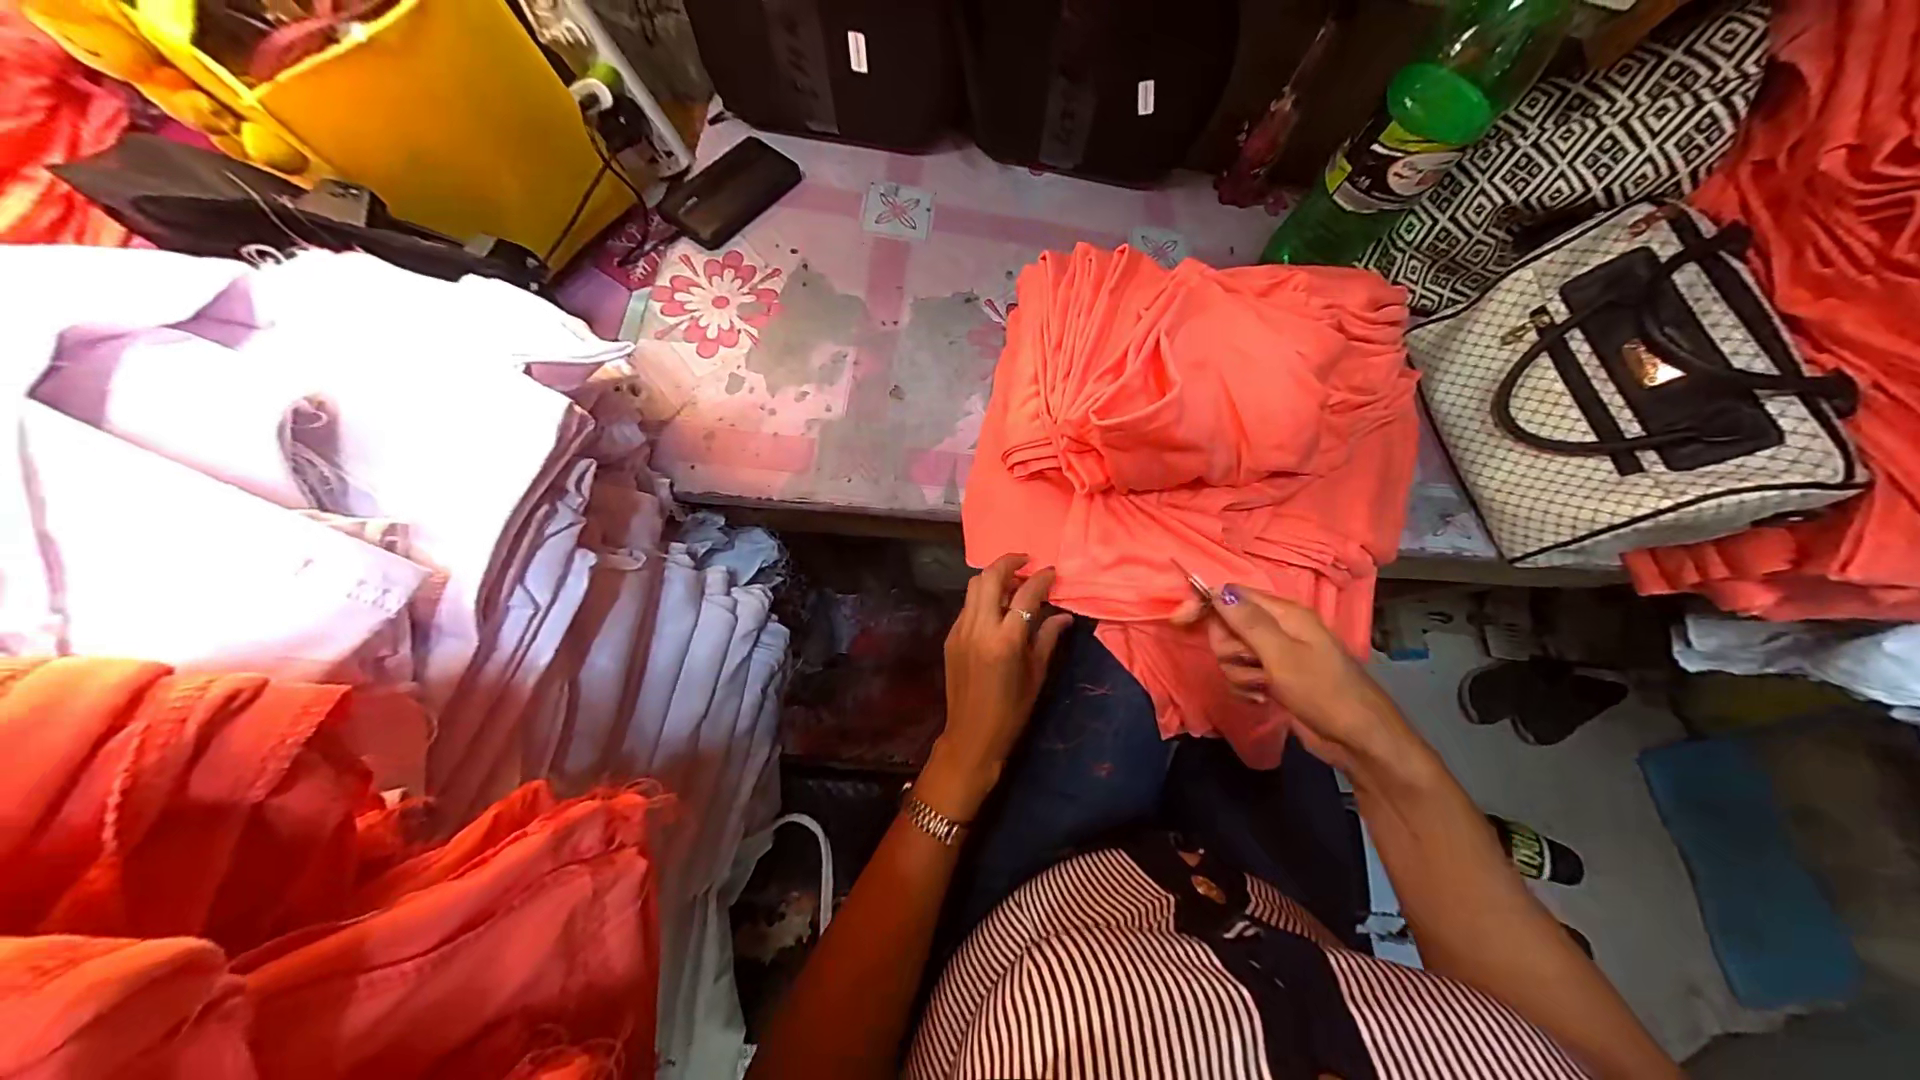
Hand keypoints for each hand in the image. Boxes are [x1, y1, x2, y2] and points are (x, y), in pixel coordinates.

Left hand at [920, 553, 1072, 821]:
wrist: (971, 735)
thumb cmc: (1012, 710)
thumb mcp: (1037, 674)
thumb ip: (1048, 638)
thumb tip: (1062, 614)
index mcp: (1005, 640)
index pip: (1025, 594)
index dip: (1041, 578)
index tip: (1052, 572)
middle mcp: (979, 628)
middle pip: (990, 577)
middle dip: (1009, 563)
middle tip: (1027, 563)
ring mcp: (960, 631)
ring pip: (974, 587)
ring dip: (994, 577)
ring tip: (1013, 583)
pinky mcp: (950, 637)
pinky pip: (967, 606)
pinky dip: (983, 598)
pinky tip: (997, 609)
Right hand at [1171, 584, 1409, 775]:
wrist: (1358, 740)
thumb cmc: (1324, 692)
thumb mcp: (1282, 655)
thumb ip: (1247, 622)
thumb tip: (1216, 590)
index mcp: (1284, 613)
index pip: (1231, 595)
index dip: (1204, 605)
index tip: (1180, 621)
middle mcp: (1278, 629)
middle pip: (1227, 627)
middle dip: (1229, 649)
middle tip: (1251, 664)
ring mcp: (1276, 655)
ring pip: (1231, 654)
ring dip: (1239, 673)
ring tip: (1264, 686)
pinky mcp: (1273, 679)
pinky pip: (1241, 675)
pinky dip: (1246, 687)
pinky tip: (1264, 698)